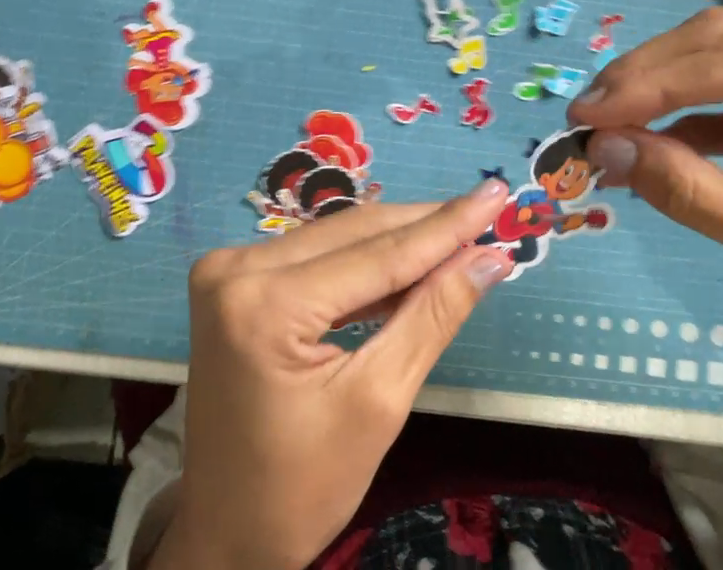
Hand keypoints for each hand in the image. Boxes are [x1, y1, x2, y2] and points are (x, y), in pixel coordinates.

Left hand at [151, 183, 512, 569]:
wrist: (226, 528)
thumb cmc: (303, 486)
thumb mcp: (377, 402)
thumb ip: (431, 317)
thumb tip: (488, 259)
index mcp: (264, 302)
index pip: (377, 255)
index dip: (445, 226)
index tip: (497, 194)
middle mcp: (235, 268)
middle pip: (351, 236)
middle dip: (423, 228)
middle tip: (489, 210)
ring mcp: (226, 272)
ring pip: (332, 242)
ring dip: (395, 243)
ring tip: (461, 235)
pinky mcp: (230, 284)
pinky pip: (309, 261)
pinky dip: (359, 266)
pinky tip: (408, 265)